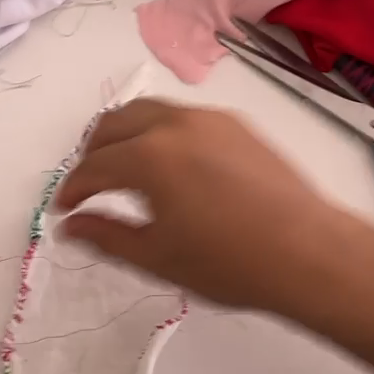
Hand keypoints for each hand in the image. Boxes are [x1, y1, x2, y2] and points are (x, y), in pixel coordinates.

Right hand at [53, 99, 373, 318]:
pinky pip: (182, 116)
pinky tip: (171, 164)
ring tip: (125, 169)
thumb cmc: (228, 262)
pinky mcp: (236, 124)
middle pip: (113, 123)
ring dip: (125, 135)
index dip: (72, 189)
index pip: (93, 166)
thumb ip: (105, 236)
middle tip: (89, 186)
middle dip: (92, 153)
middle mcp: (173, 124)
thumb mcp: (156, 257)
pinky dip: (159, 132)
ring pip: (148, 111)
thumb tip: (69, 225)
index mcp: (147, 156)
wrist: (309, 252)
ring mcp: (208, 119)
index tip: (65, 211)